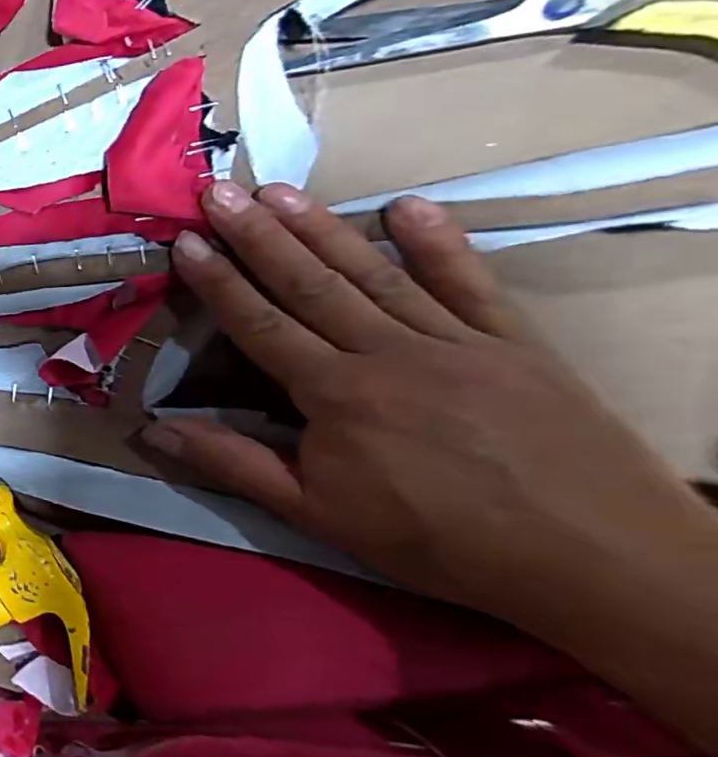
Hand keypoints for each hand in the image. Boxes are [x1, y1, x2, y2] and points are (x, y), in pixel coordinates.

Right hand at [144, 181, 711, 624]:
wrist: (604, 566)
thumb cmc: (439, 542)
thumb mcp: (318, 514)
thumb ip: (233, 463)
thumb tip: (152, 433)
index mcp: (336, 394)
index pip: (260, 323)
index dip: (219, 280)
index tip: (187, 240)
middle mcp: (389, 352)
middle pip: (309, 283)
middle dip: (257, 234)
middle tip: (219, 192)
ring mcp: (456, 341)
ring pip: (374, 272)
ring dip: (321, 227)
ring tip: (278, 190)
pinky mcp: (515, 343)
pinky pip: (470, 283)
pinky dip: (439, 243)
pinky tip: (408, 204)